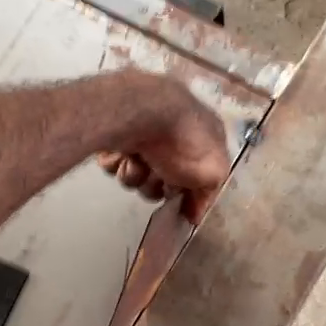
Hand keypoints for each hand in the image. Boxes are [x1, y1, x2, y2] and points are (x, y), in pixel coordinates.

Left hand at [97, 74, 231, 221]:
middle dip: (157, 185)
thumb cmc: (182, 140)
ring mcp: (141, 129)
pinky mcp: (114, 132)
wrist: (139, 111)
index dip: (187, 190)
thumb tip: (195, 214)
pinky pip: (113, 162)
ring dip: (135, 174)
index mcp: (201, 134)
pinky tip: (122, 154)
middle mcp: (172, 129)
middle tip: (157, 178)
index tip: (179, 202)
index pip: (197, 172)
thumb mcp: (212, 173)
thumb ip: (208, 195)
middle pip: (162, 176)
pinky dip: (116, 163)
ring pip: (135, 172)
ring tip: (136, 163)